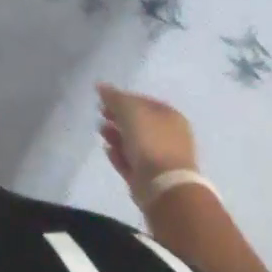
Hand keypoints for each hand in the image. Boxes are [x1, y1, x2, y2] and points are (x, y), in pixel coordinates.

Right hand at [98, 84, 198, 209]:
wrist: (163, 184)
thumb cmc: (150, 141)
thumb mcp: (130, 111)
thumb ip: (114, 97)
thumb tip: (101, 86)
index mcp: (170, 117)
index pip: (143, 102)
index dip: (122, 99)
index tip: (103, 101)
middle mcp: (169, 136)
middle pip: (138, 123)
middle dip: (117, 118)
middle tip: (100, 115)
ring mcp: (161, 157)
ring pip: (133, 142)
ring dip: (115, 136)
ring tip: (101, 133)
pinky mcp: (150, 176)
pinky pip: (130, 161)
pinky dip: (118, 154)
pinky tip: (108, 150)